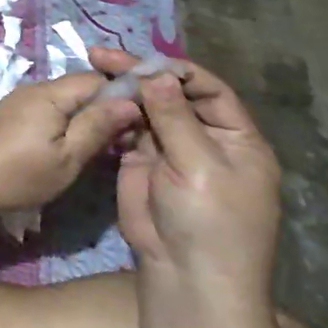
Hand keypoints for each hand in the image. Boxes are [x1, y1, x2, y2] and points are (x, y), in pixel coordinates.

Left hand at [0, 72, 142, 212]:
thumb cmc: (18, 173)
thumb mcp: (68, 156)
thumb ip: (98, 126)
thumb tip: (130, 102)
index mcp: (51, 94)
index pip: (99, 79)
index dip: (127, 95)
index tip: (149, 121)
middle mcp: (36, 89)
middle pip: (84, 89)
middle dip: (111, 109)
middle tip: (133, 140)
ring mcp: (22, 101)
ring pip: (69, 101)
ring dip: (91, 119)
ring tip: (112, 147)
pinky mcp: (15, 114)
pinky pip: (52, 111)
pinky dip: (70, 124)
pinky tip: (80, 147)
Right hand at [97, 48, 282, 304]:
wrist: (186, 271)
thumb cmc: (210, 220)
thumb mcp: (199, 165)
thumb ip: (175, 117)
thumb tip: (155, 74)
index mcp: (236, 138)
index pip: (208, 90)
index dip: (175, 71)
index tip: (138, 59)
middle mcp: (204, 138)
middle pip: (171, 95)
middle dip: (139, 74)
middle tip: (100, 56)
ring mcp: (170, 150)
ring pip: (145, 110)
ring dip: (121, 91)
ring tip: (91, 73)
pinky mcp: (140, 162)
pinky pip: (126, 129)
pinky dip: (111, 113)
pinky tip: (92, 101)